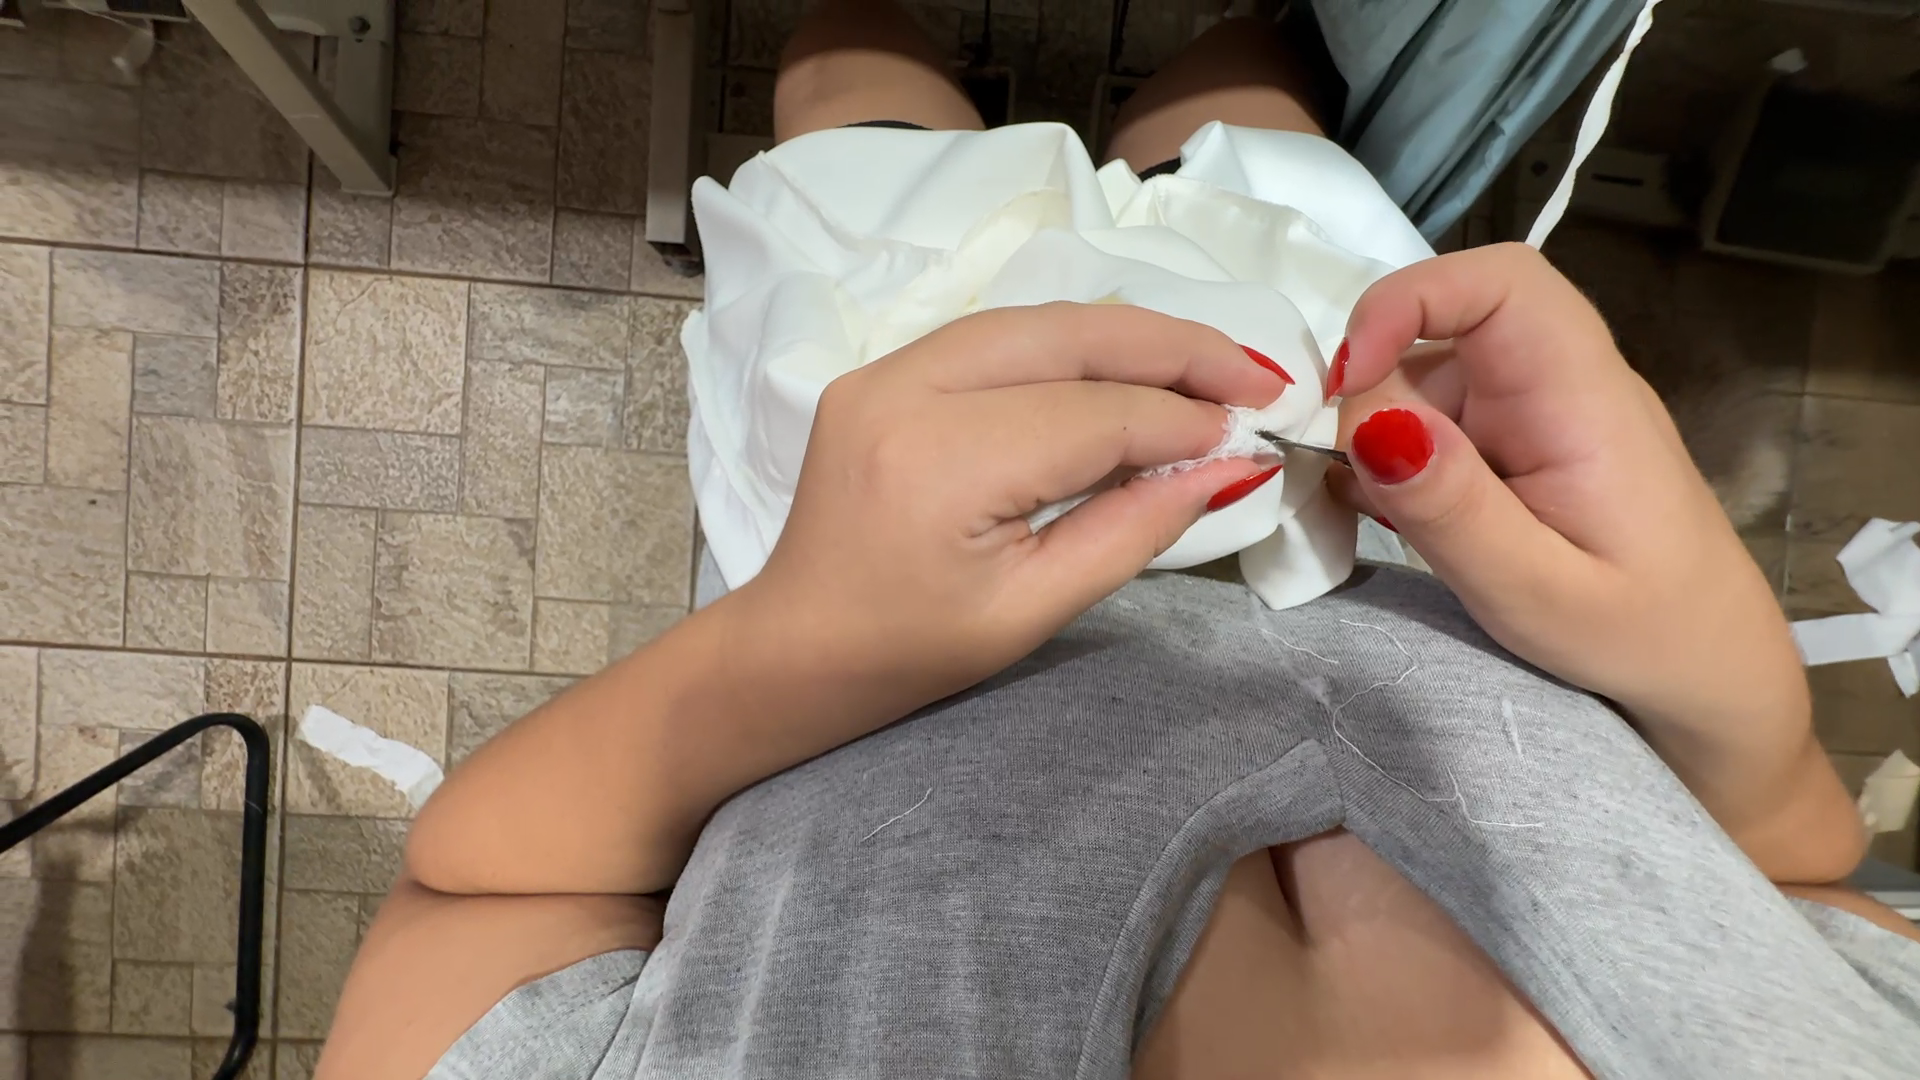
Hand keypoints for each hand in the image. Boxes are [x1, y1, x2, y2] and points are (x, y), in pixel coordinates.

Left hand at [727, 301, 1288, 724]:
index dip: (1181, 420)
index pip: (1093, 416)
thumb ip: (1130, 530)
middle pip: (1068, 333)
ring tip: (1204, 370)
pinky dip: (1069, 349)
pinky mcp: (878, 372)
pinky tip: (1119, 375)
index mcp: (942, 463)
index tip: (1250, 433)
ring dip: (1127, 339)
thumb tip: (1225, 465)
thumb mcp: (1030, 610)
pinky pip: (996, 338)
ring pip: (1035, 320)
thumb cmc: (909, 655)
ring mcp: (882, 370)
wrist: (796, 648)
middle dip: (1175, 347)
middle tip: (1255, 374)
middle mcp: (906, 389)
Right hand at [1325, 245, 1852, 879]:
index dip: (1407, 302)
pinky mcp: (1499, 446)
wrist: (1700, 675)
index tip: (1344, 383)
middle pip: (1438, 328)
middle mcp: (1550, 387)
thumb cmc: (1639, 640)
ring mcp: (1521, 416)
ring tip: (1360, 508)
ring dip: (1362, 430)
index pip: (1499, 285)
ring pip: (1415, 377)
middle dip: (1362, 385)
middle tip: (1336, 471)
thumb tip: (1366, 416)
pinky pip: (1419, 420)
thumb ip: (1452, 506)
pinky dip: (1376, 455)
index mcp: (1580, 402)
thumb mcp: (1534, 591)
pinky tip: (1374, 510)